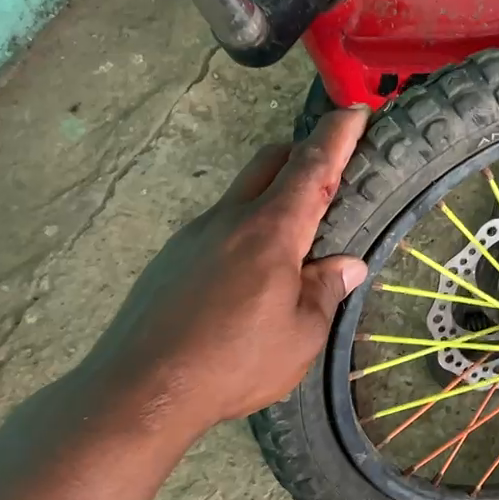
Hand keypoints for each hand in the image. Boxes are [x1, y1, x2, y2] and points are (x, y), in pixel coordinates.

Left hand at [79, 107, 369, 434]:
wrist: (142, 388)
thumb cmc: (236, 362)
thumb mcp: (301, 335)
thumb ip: (325, 292)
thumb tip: (347, 265)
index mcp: (270, 233)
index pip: (311, 169)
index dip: (336, 138)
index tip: (356, 111)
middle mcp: (229, 221)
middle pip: (268, 163)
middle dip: (302, 153)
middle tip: (332, 169)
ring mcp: (194, 237)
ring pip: (242, 196)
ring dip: (274, 197)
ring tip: (298, 240)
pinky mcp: (173, 260)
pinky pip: (220, 227)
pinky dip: (248, 230)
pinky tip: (254, 276)